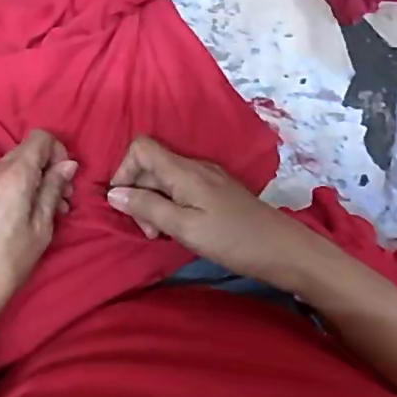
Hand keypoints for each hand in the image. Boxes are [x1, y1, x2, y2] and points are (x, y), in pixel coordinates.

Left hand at [0, 130, 76, 334]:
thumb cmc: (10, 261)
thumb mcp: (42, 226)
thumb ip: (53, 189)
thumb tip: (67, 164)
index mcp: (13, 174)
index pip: (40, 137)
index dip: (59, 152)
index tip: (65, 180)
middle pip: (25, 151)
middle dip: (47, 168)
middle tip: (61, 201)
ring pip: (10, 167)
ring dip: (31, 180)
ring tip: (42, 213)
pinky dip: (12, 188)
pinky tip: (17, 218)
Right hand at [105, 135, 326, 291]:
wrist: (283, 249)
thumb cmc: (233, 239)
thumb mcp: (184, 228)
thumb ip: (148, 207)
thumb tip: (114, 193)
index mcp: (184, 171)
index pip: (141, 147)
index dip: (124, 170)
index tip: (126, 203)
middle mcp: (194, 166)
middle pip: (151, 165)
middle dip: (138, 194)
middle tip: (149, 231)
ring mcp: (207, 176)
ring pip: (164, 178)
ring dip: (154, 203)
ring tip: (161, 234)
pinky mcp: (216, 189)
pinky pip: (180, 188)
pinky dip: (170, 205)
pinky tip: (179, 228)